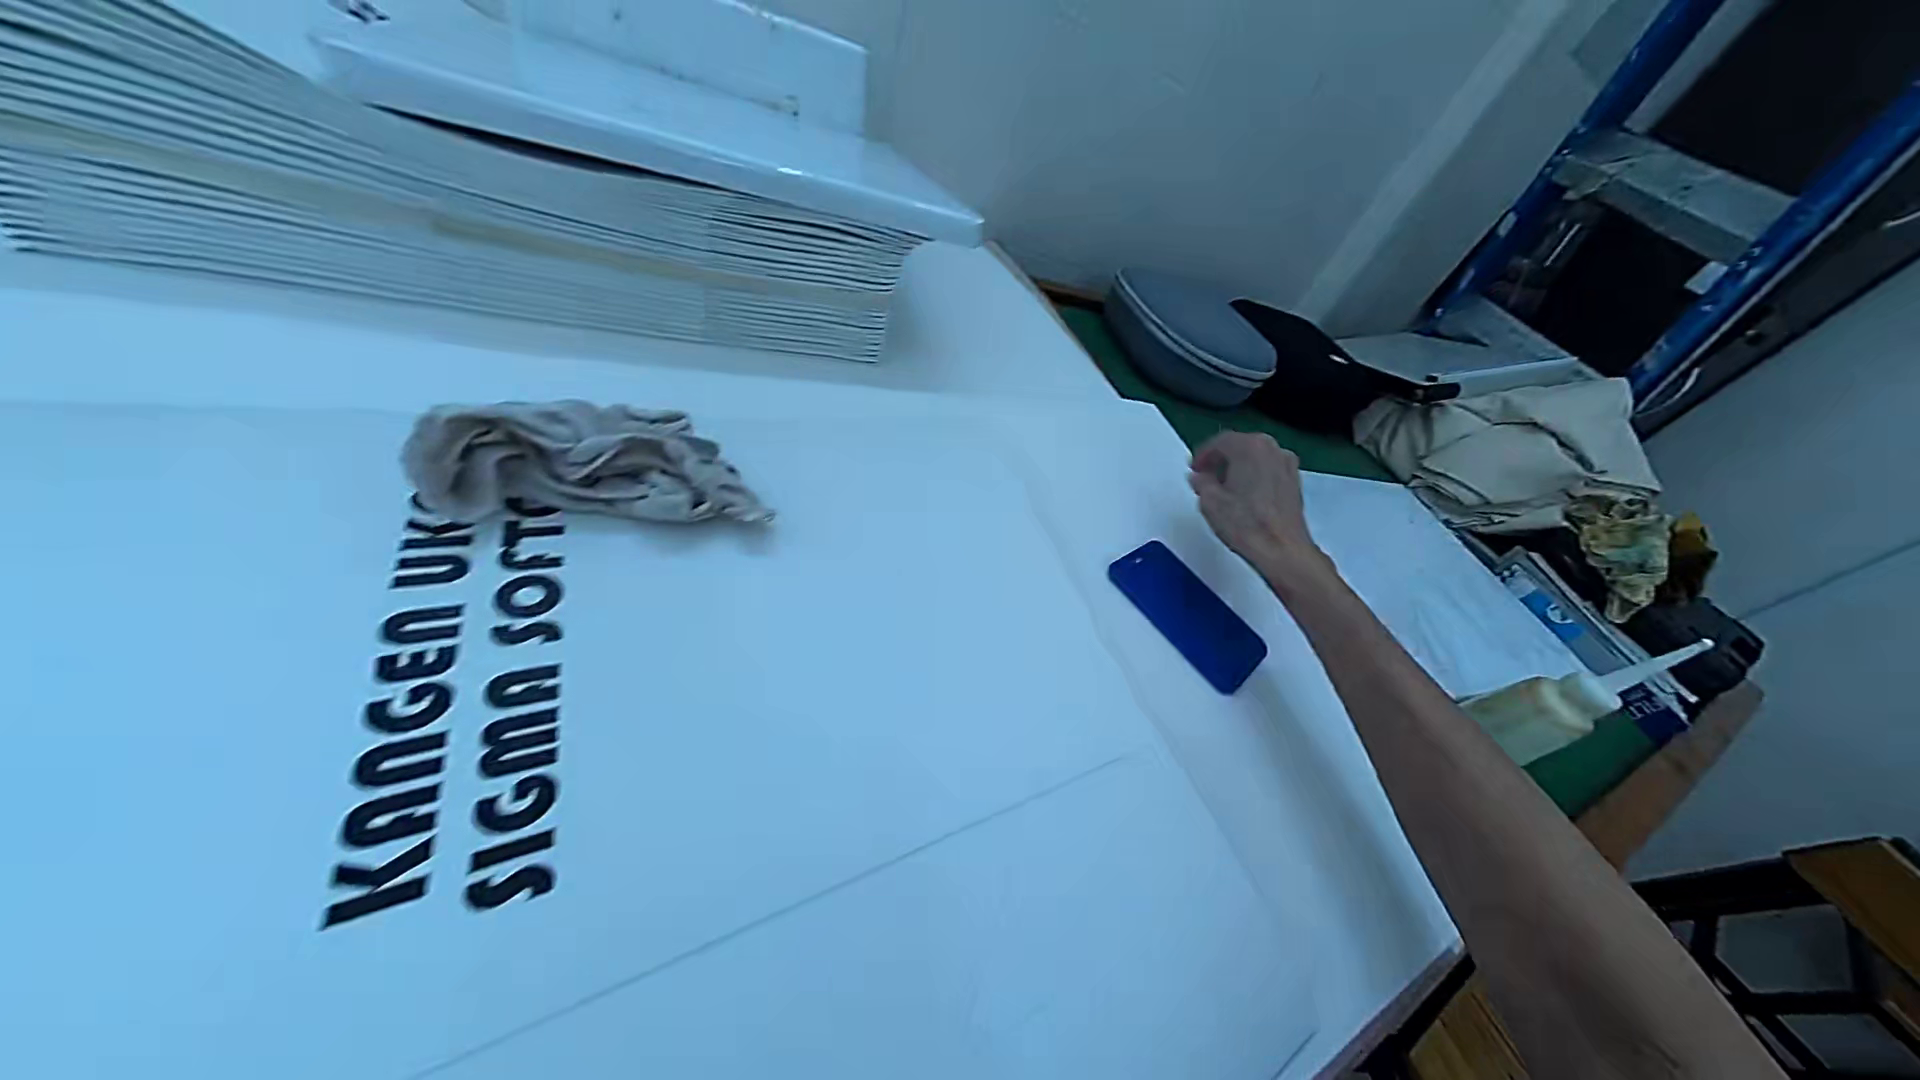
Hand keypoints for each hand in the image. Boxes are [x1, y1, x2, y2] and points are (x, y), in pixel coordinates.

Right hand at [1188, 432, 1321, 573]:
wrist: (1281, 548)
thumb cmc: (1246, 523)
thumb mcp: (1209, 501)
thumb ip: (1201, 483)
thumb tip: (1201, 479)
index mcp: (1250, 447)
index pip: (1220, 441)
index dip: (1203, 454)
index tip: (1194, 466)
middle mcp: (1272, 450)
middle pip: (1241, 446)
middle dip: (1221, 459)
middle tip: (1205, 474)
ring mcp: (1287, 465)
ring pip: (1256, 458)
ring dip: (1238, 467)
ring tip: (1223, 488)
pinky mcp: (1294, 482)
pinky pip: (1268, 470)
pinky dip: (1253, 476)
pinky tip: (1243, 496)